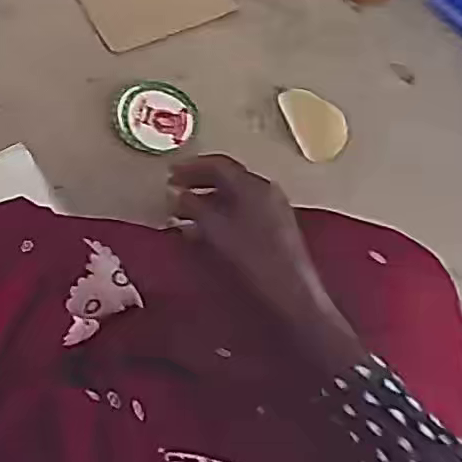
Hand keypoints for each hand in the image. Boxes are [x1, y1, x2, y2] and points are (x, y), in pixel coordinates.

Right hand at [169, 155, 318, 312]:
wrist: (292, 297)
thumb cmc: (251, 257)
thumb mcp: (215, 229)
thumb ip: (192, 206)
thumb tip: (177, 194)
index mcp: (252, 185)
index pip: (218, 164)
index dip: (190, 167)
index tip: (169, 173)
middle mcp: (265, 191)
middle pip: (227, 178)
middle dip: (197, 182)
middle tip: (174, 188)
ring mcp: (273, 210)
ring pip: (234, 196)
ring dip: (206, 200)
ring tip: (182, 212)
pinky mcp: (276, 229)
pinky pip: (242, 211)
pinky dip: (220, 214)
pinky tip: (204, 229)